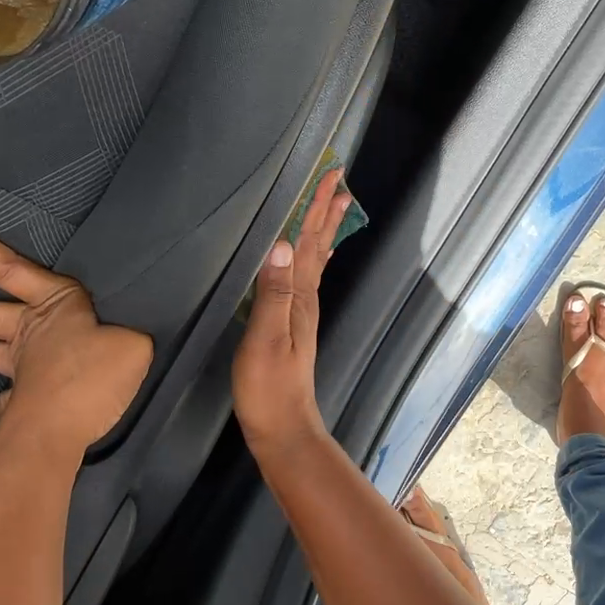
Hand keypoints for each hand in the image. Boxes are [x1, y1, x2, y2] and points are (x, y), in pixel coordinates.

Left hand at [0, 214, 152, 457]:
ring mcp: (19, 367)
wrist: (69, 423)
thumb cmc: (96, 372)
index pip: (6, 266)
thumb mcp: (131, 341)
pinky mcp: (21, 403)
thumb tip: (123, 340)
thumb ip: (122, 333)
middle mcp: (26, 331)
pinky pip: (2, 400)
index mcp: (52, 306)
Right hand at [233, 168, 352, 459]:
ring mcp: (302, 310)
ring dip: (324, 228)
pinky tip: (313, 255)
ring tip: (335, 204)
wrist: (283, 428)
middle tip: (339, 178)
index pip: (311, 242)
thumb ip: (273, 294)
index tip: (333, 176)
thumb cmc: (269, 386)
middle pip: (319, 245)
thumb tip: (282, 244)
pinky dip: (314, 255)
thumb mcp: (265, 339)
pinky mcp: (293, 322)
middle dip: (327, 210)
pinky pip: (307, 275)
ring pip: (316, 258)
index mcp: (300, 296)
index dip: (319, 208)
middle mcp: (306, 297)